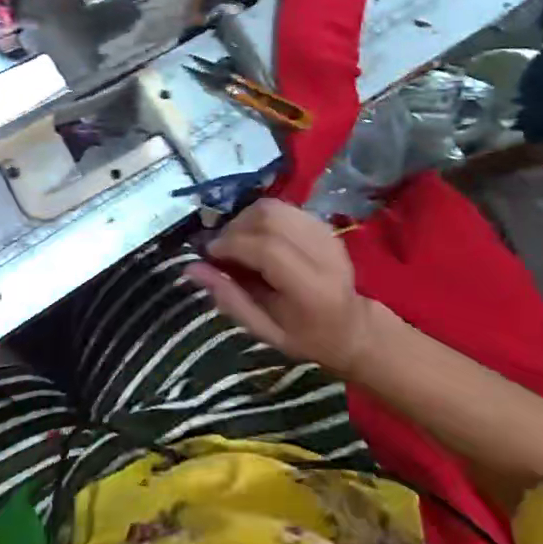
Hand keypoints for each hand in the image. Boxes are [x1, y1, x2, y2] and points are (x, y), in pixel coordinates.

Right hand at [184, 199, 378, 376]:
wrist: (351, 327)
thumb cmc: (305, 336)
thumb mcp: (264, 330)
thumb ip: (229, 298)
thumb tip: (191, 268)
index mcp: (312, 289)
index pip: (268, 249)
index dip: (232, 244)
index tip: (209, 254)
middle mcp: (323, 254)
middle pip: (270, 219)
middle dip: (235, 227)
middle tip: (220, 249)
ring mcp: (327, 234)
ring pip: (275, 207)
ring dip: (245, 218)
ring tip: (236, 242)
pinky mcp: (324, 225)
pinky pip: (284, 208)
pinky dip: (261, 217)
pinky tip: (255, 237)